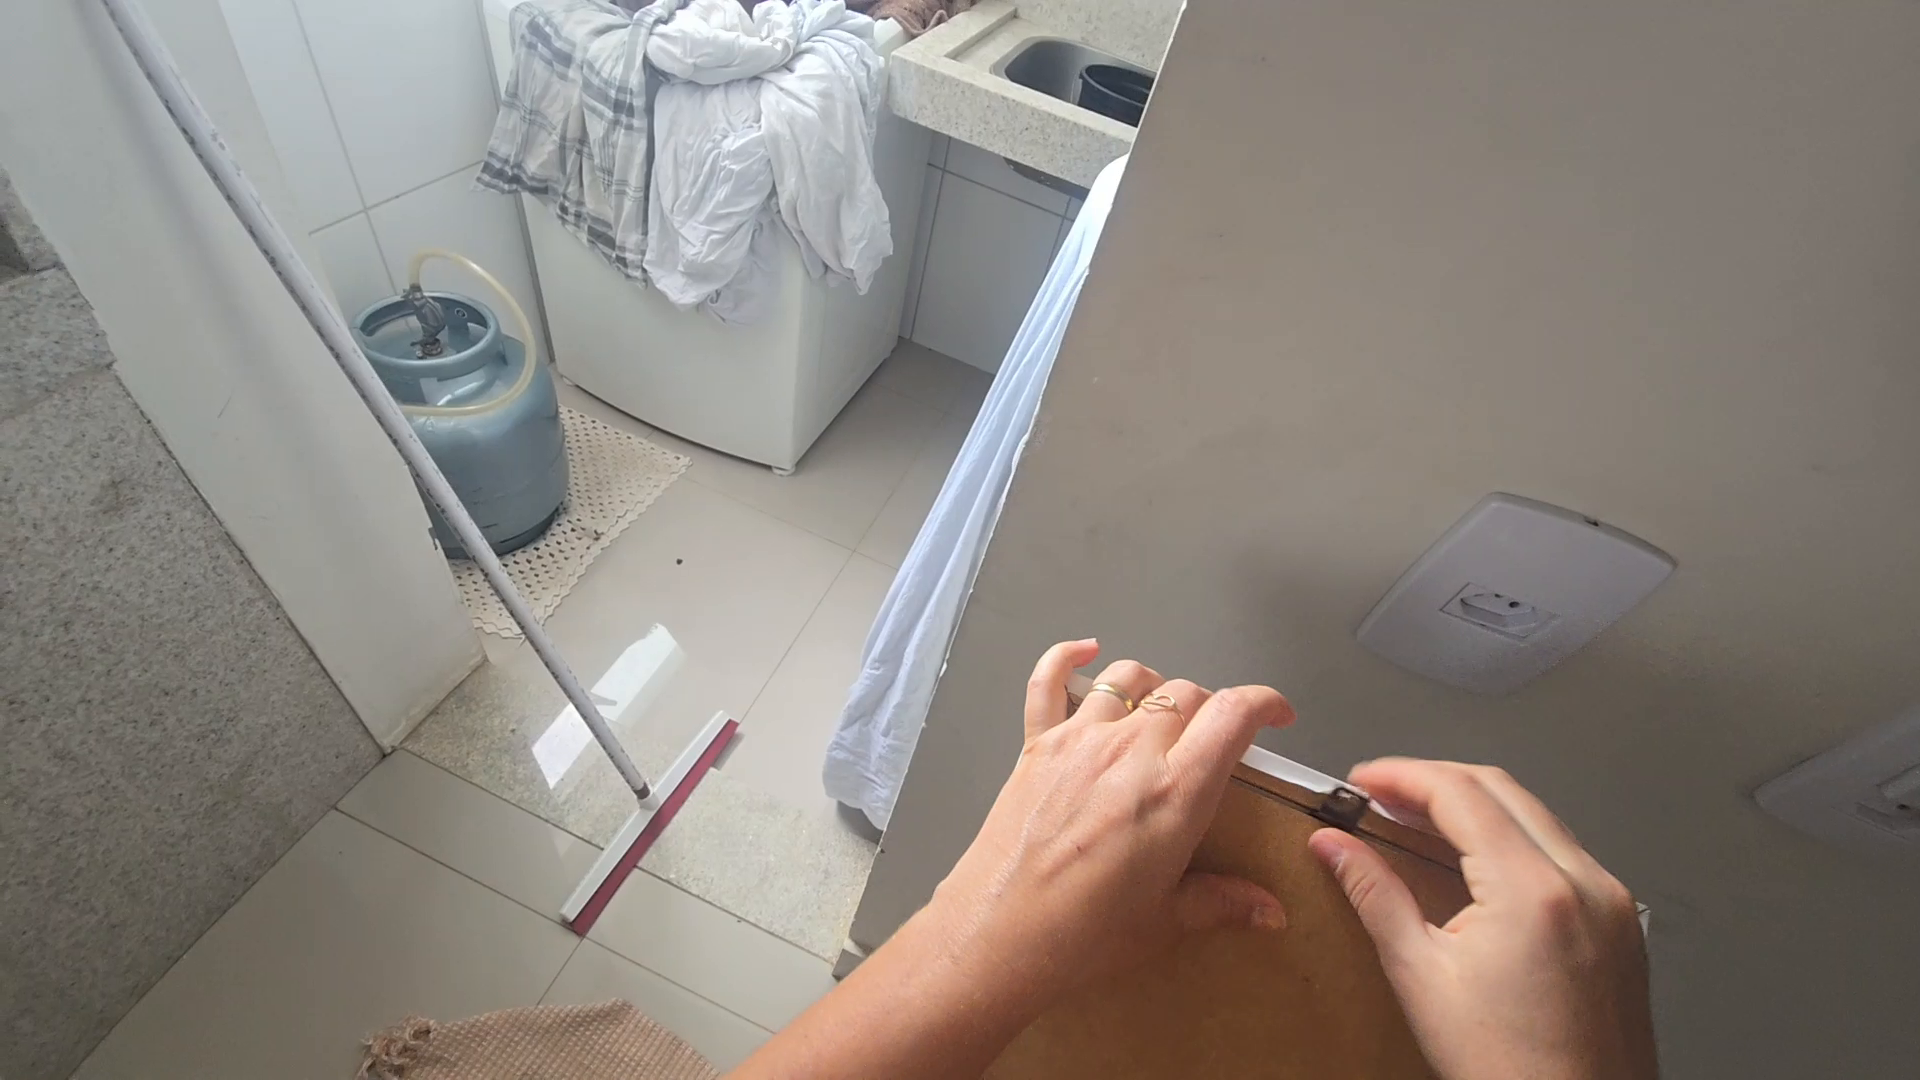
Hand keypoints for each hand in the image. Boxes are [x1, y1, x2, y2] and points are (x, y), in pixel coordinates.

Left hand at [923, 639, 1296, 1007]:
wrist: (999, 930)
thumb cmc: (1087, 934)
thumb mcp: (1165, 921)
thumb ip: (1222, 902)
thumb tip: (1272, 911)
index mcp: (1175, 790)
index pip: (1231, 715)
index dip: (1263, 703)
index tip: (1275, 714)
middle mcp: (1130, 749)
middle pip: (1185, 692)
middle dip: (1210, 707)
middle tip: (1210, 740)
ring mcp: (1078, 738)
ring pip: (1127, 678)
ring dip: (1153, 685)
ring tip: (1160, 709)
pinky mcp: (1037, 741)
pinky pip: (1048, 681)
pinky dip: (1065, 656)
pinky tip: (1085, 649)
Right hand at [1309, 759, 1657, 1079]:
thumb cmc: (1506, 1067)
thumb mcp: (1418, 972)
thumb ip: (1372, 891)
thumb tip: (1331, 843)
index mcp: (1532, 891)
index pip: (1458, 792)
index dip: (1400, 775)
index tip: (1359, 782)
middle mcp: (1584, 884)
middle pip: (1496, 786)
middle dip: (1429, 778)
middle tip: (1379, 792)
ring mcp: (1610, 903)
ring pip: (1528, 809)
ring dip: (1466, 798)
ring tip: (1411, 814)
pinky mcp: (1617, 923)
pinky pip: (1553, 843)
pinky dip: (1501, 827)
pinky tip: (1464, 849)